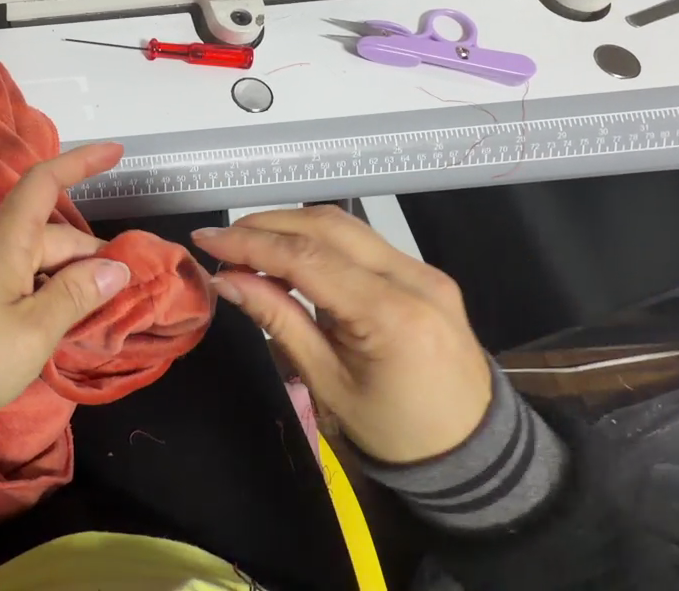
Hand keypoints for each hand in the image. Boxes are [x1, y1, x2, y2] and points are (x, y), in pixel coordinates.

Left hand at [0, 144, 134, 418]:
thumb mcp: (35, 331)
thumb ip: (76, 294)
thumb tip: (116, 267)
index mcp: (3, 239)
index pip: (43, 182)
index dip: (80, 163)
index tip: (117, 152)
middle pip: (50, 231)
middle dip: (88, 256)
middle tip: (122, 296)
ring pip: (35, 255)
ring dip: (67, 275)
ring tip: (96, 312)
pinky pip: (16, 271)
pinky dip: (44, 285)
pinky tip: (61, 315)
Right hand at [193, 207, 492, 463]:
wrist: (473, 454)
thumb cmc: (393, 430)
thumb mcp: (326, 382)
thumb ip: (278, 320)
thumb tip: (225, 279)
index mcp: (391, 315)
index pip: (306, 257)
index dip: (249, 244)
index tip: (204, 240)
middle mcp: (413, 279)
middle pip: (325, 226)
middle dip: (265, 226)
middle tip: (220, 243)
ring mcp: (424, 271)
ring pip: (343, 225)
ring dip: (288, 227)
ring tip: (246, 248)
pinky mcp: (423, 273)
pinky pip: (360, 241)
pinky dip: (316, 240)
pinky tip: (287, 259)